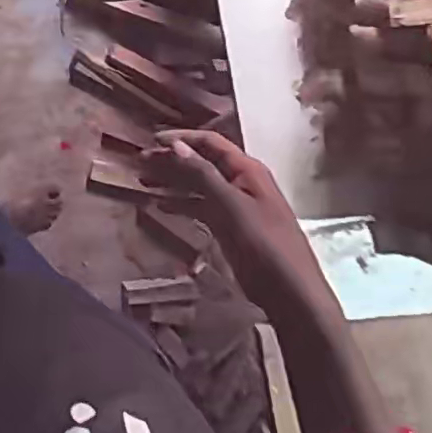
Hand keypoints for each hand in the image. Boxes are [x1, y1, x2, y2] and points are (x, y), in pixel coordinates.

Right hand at [151, 129, 294, 235]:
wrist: (291, 294)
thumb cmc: (265, 245)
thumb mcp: (231, 206)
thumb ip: (203, 174)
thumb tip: (175, 146)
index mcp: (247, 170)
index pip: (210, 142)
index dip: (181, 138)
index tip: (152, 140)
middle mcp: (240, 181)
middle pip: (201, 162)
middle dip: (172, 159)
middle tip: (140, 161)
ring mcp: (234, 204)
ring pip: (198, 184)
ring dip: (172, 180)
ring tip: (143, 180)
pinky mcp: (229, 226)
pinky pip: (200, 206)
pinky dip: (181, 203)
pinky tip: (161, 205)